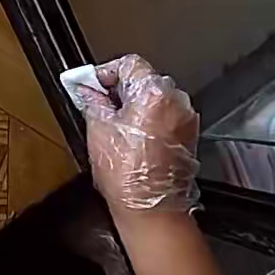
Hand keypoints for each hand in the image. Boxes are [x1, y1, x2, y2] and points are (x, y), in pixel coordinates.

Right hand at [68, 54, 200, 213]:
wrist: (151, 210)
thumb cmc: (128, 176)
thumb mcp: (98, 131)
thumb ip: (93, 102)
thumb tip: (86, 90)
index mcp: (154, 94)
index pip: (130, 63)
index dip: (106, 72)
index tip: (91, 84)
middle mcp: (176, 102)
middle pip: (144, 80)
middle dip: (120, 90)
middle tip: (97, 104)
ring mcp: (185, 120)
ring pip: (155, 99)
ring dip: (134, 105)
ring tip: (113, 125)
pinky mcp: (188, 136)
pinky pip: (164, 117)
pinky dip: (148, 120)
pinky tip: (130, 138)